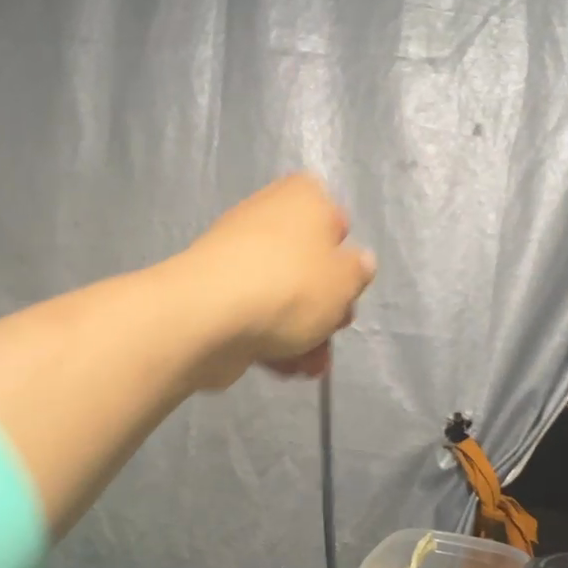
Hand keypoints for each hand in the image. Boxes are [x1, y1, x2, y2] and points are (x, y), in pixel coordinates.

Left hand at [173, 174, 375, 386]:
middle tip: (330, 332)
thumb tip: (357, 262)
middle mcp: (268, 217)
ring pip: (284, 298)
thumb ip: (358, 271)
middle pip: (309, 268)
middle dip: (324, 308)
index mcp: (303, 198)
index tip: (346, 289)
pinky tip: (283, 369)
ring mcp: (237, 258)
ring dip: (303, 336)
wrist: (209, 317)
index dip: (345, 261)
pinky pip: (255, 317)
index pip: (336, 222)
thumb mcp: (346, 280)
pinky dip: (271, 342)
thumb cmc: (291, 288)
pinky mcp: (216, 295)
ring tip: (308, 367)